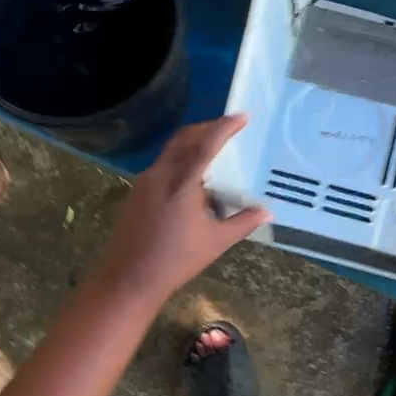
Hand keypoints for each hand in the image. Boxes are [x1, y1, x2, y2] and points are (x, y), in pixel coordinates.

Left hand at [95, 115, 269, 303]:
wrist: (128, 280)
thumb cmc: (176, 261)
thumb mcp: (216, 242)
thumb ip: (243, 222)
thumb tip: (267, 212)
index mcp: (182, 182)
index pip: (207, 144)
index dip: (225, 127)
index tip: (242, 116)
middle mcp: (161, 174)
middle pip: (184, 138)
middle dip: (207, 127)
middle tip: (228, 127)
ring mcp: (144, 182)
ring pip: (171, 151)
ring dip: (192, 144)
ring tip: (213, 153)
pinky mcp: (136, 192)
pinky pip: (162, 166)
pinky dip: (180, 161)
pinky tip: (192, 182)